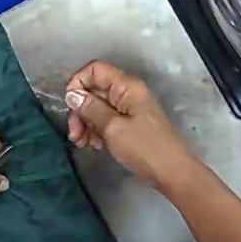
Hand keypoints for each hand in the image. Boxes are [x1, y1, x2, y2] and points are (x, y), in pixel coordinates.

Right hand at [65, 61, 197, 190]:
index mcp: (127, 86)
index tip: (70, 105)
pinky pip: (105, 120)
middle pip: (94, 90)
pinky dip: (96, 130)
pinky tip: (94, 145)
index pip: (96, 69)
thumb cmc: (144, 147)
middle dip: (80, 109)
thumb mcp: (113, 127)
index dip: (79, 83)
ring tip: (82, 143)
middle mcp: (127, 93)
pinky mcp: (128, 124)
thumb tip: (72, 94)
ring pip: (97, 107)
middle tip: (74, 133)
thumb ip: (91, 109)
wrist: (170, 172)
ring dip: (85, 123)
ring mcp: (128, 109)